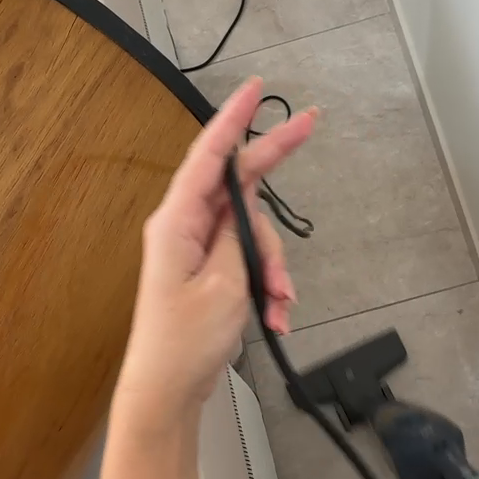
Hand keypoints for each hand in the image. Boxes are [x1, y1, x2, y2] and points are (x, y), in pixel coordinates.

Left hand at [115, 77, 316, 420]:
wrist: (169, 390)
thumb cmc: (184, 342)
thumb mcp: (225, 284)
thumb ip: (239, 236)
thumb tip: (246, 205)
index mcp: (178, 221)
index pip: (210, 155)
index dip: (234, 118)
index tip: (256, 88)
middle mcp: (186, 227)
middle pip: (238, 184)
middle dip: (274, 165)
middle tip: (310, 126)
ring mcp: (200, 250)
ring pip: (253, 232)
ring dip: (274, 267)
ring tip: (279, 304)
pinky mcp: (211, 272)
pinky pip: (249, 262)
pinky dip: (266, 286)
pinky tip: (275, 315)